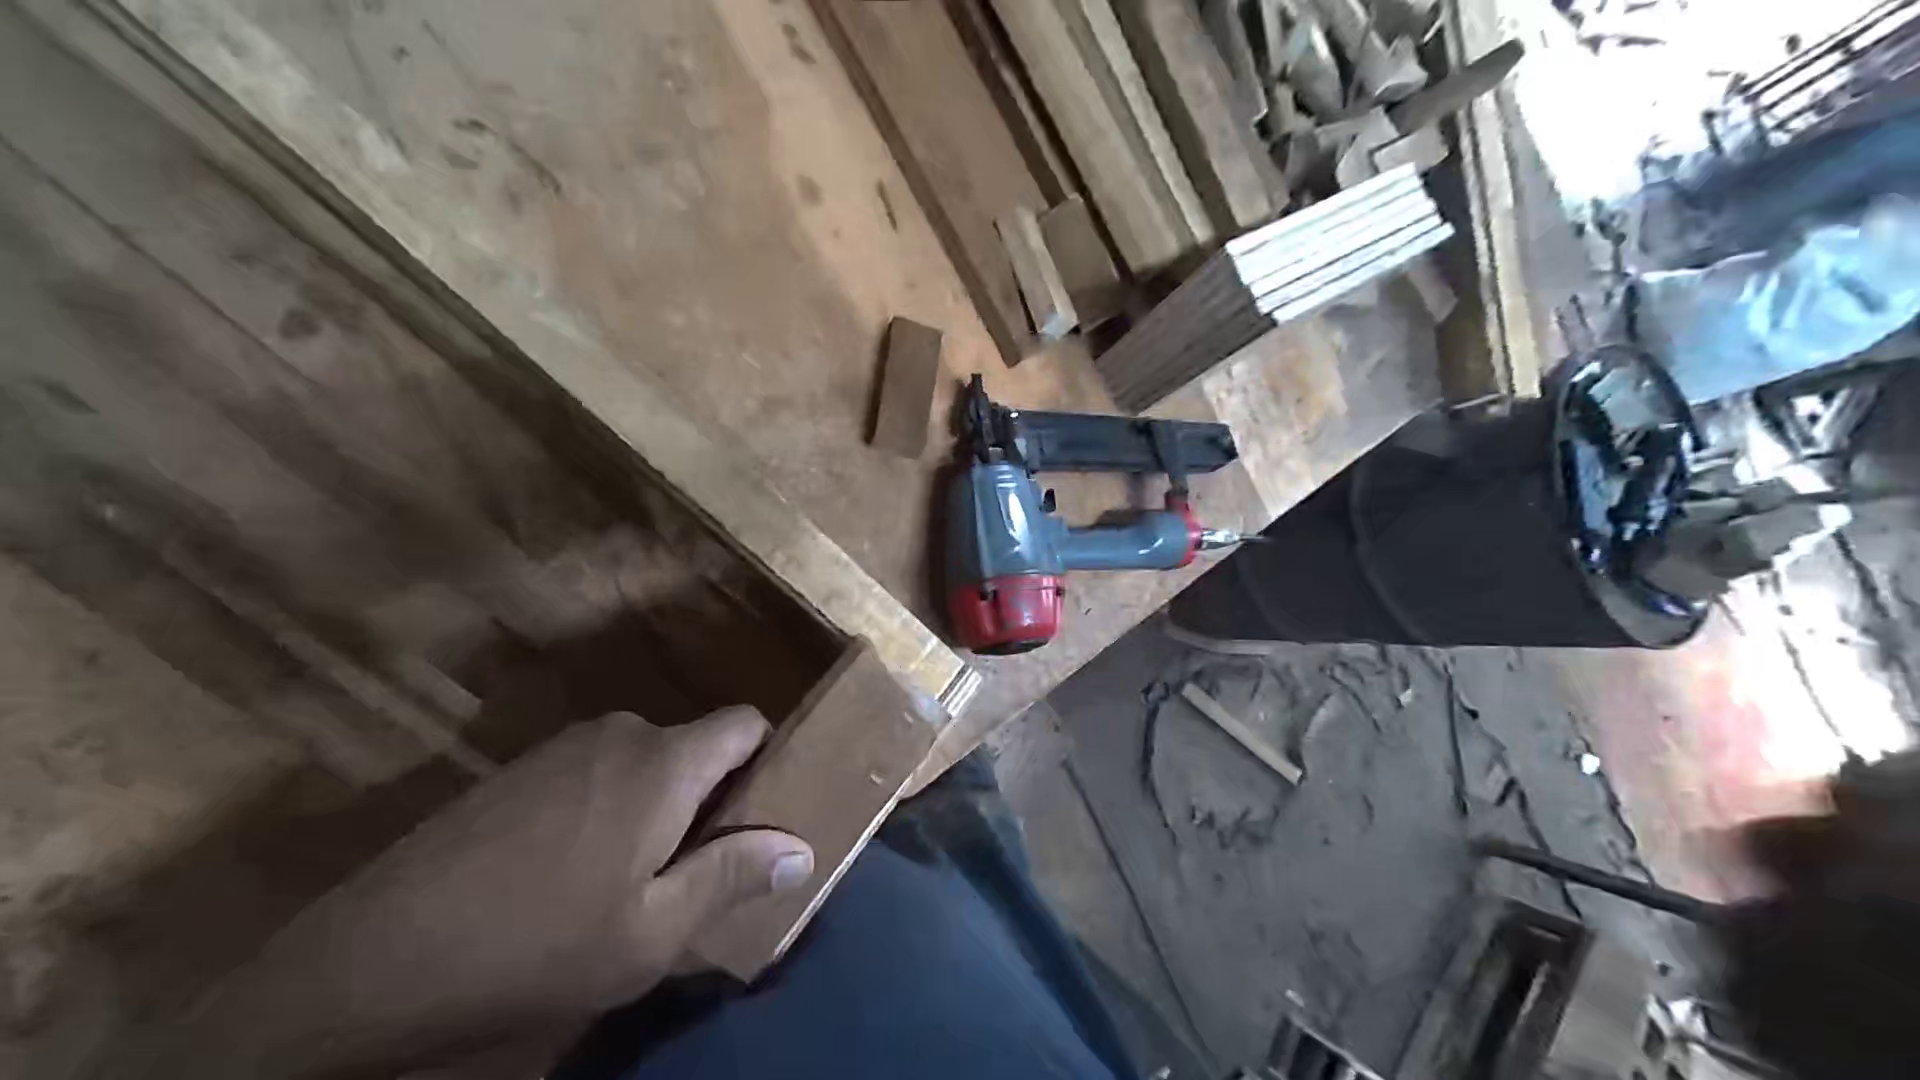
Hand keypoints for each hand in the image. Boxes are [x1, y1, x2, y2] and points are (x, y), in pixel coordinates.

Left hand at [150, 708, 812, 1078]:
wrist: (371, 961)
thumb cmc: (537, 946)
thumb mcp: (651, 933)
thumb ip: (732, 876)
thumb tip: (802, 848)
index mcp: (664, 762)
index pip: (746, 721)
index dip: (766, 756)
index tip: (762, 810)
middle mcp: (621, 733)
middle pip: (696, 744)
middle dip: (708, 793)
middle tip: (692, 864)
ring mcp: (564, 746)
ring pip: (646, 759)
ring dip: (657, 802)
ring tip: (628, 874)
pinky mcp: (521, 768)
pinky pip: (596, 770)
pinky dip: (609, 804)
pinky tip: (569, 868)